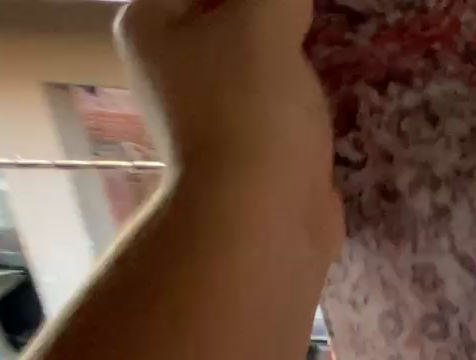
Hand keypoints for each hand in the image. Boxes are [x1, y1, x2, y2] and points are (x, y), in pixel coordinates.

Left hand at [115, 0, 340, 250]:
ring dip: (289, 65)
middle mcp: (173, 70)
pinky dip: (300, 108)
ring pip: (255, 70)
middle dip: (271, 20)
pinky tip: (322, 112)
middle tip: (306, 22)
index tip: (291, 6)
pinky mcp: (254, 157)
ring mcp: (214, 118)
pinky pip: (278, 115)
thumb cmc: (252, 114)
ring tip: (319, 64)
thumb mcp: (263, 26)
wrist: (266, 221)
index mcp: (152, 25)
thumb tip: (287, 1)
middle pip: (225, 20)